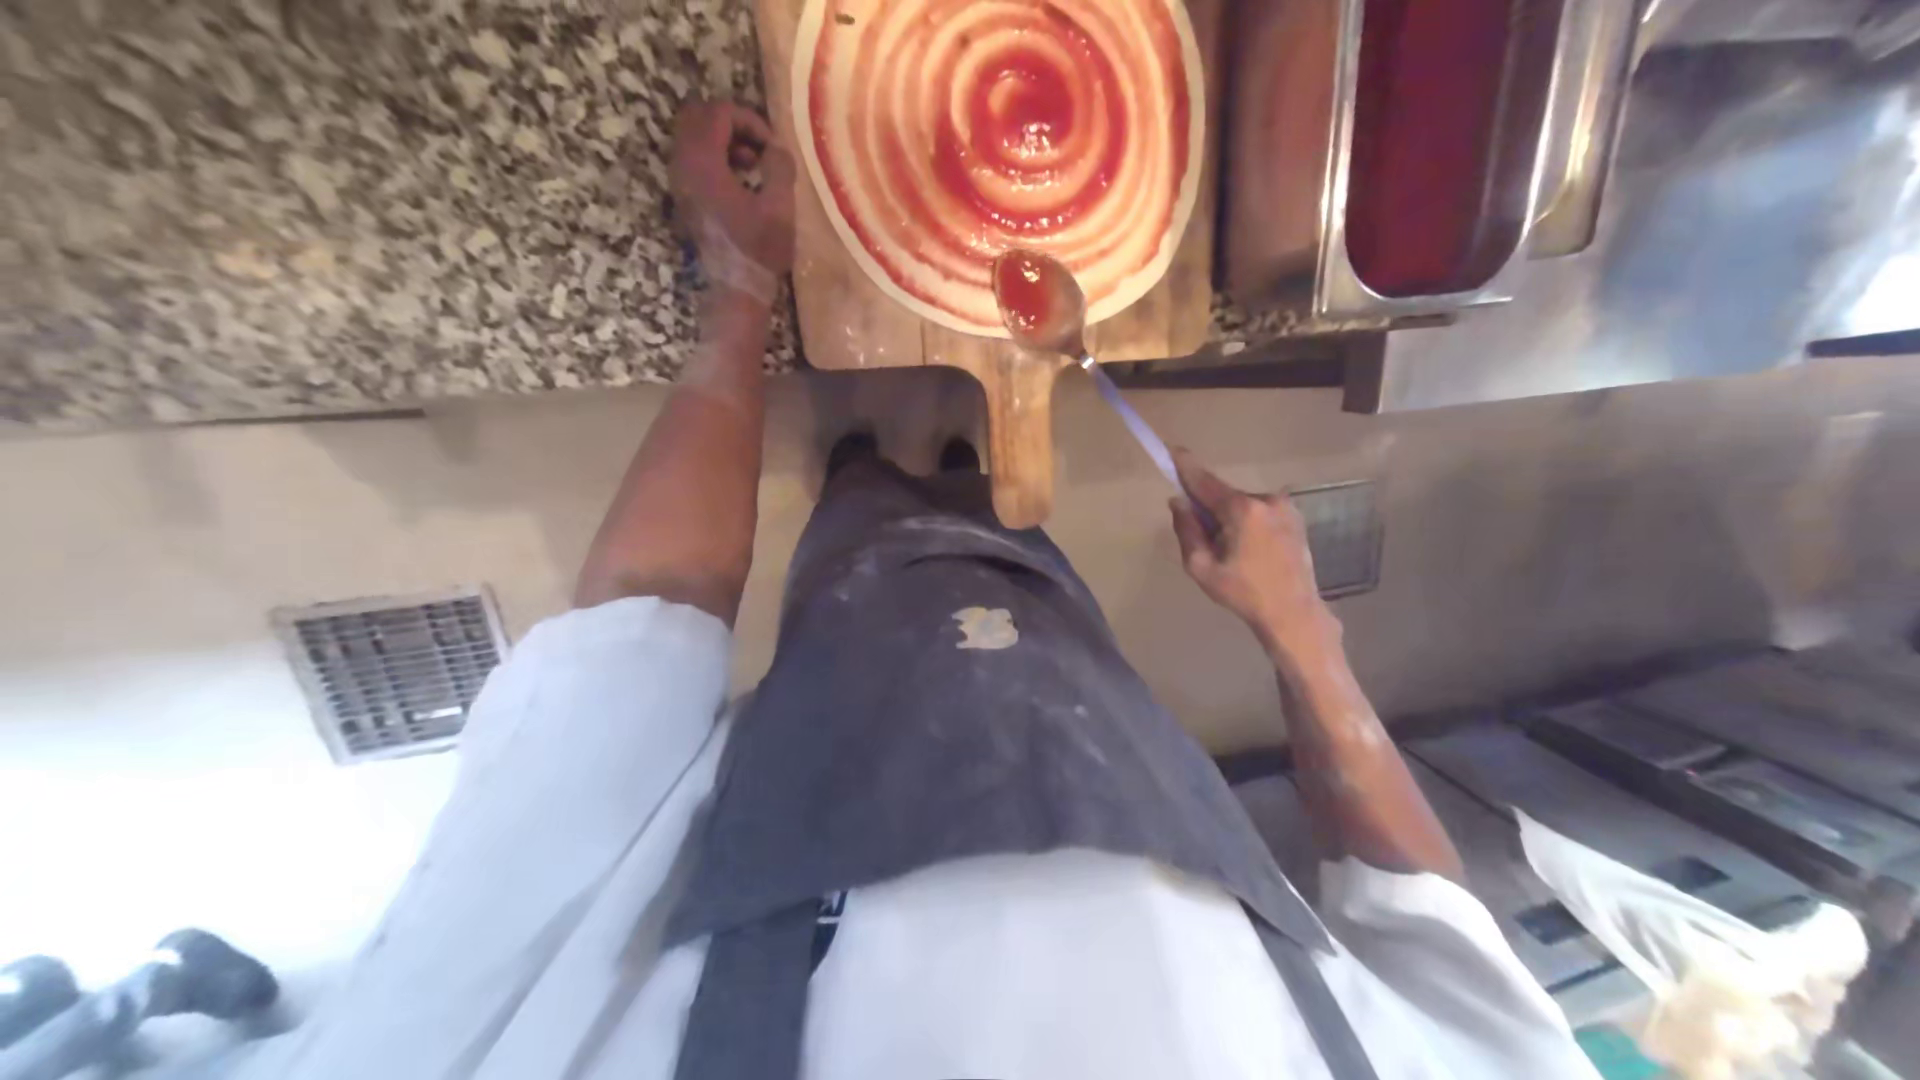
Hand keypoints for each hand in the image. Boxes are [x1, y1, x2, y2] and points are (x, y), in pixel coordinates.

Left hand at [670, 100, 796, 300]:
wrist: (737, 287)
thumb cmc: (759, 250)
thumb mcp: (780, 208)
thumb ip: (779, 168)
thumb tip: (776, 148)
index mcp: (704, 163)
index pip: (718, 113)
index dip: (749, 120)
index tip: (772, 145)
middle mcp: (683, 165)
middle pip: (698, 117)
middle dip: (732, 124)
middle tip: (760, 146)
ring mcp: (679, 181)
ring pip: (693, 136)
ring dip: (724, 140)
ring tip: (753, 164)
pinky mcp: (684, 196)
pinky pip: (693, 158)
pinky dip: (715, 157)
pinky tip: (740, 179)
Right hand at [1168, 448, 1342, 661]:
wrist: (1294, 613)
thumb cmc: (1243, 592)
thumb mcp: (1201, 566)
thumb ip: (1187, 529)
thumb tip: (1179, 502)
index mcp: (1242, 510)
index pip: (1204, 481)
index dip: (1185, 466)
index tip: (1171, 449)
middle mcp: (1266, 499)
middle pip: (1223, 496)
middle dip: (1209, 510)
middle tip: (1206, 543)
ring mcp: (1285, 507)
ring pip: (1242, 505)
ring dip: (1230, 519)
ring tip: (1233, 555)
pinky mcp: (1296, 518)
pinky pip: (1260, 513)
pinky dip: (1248, 524)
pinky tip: (1250, 552)